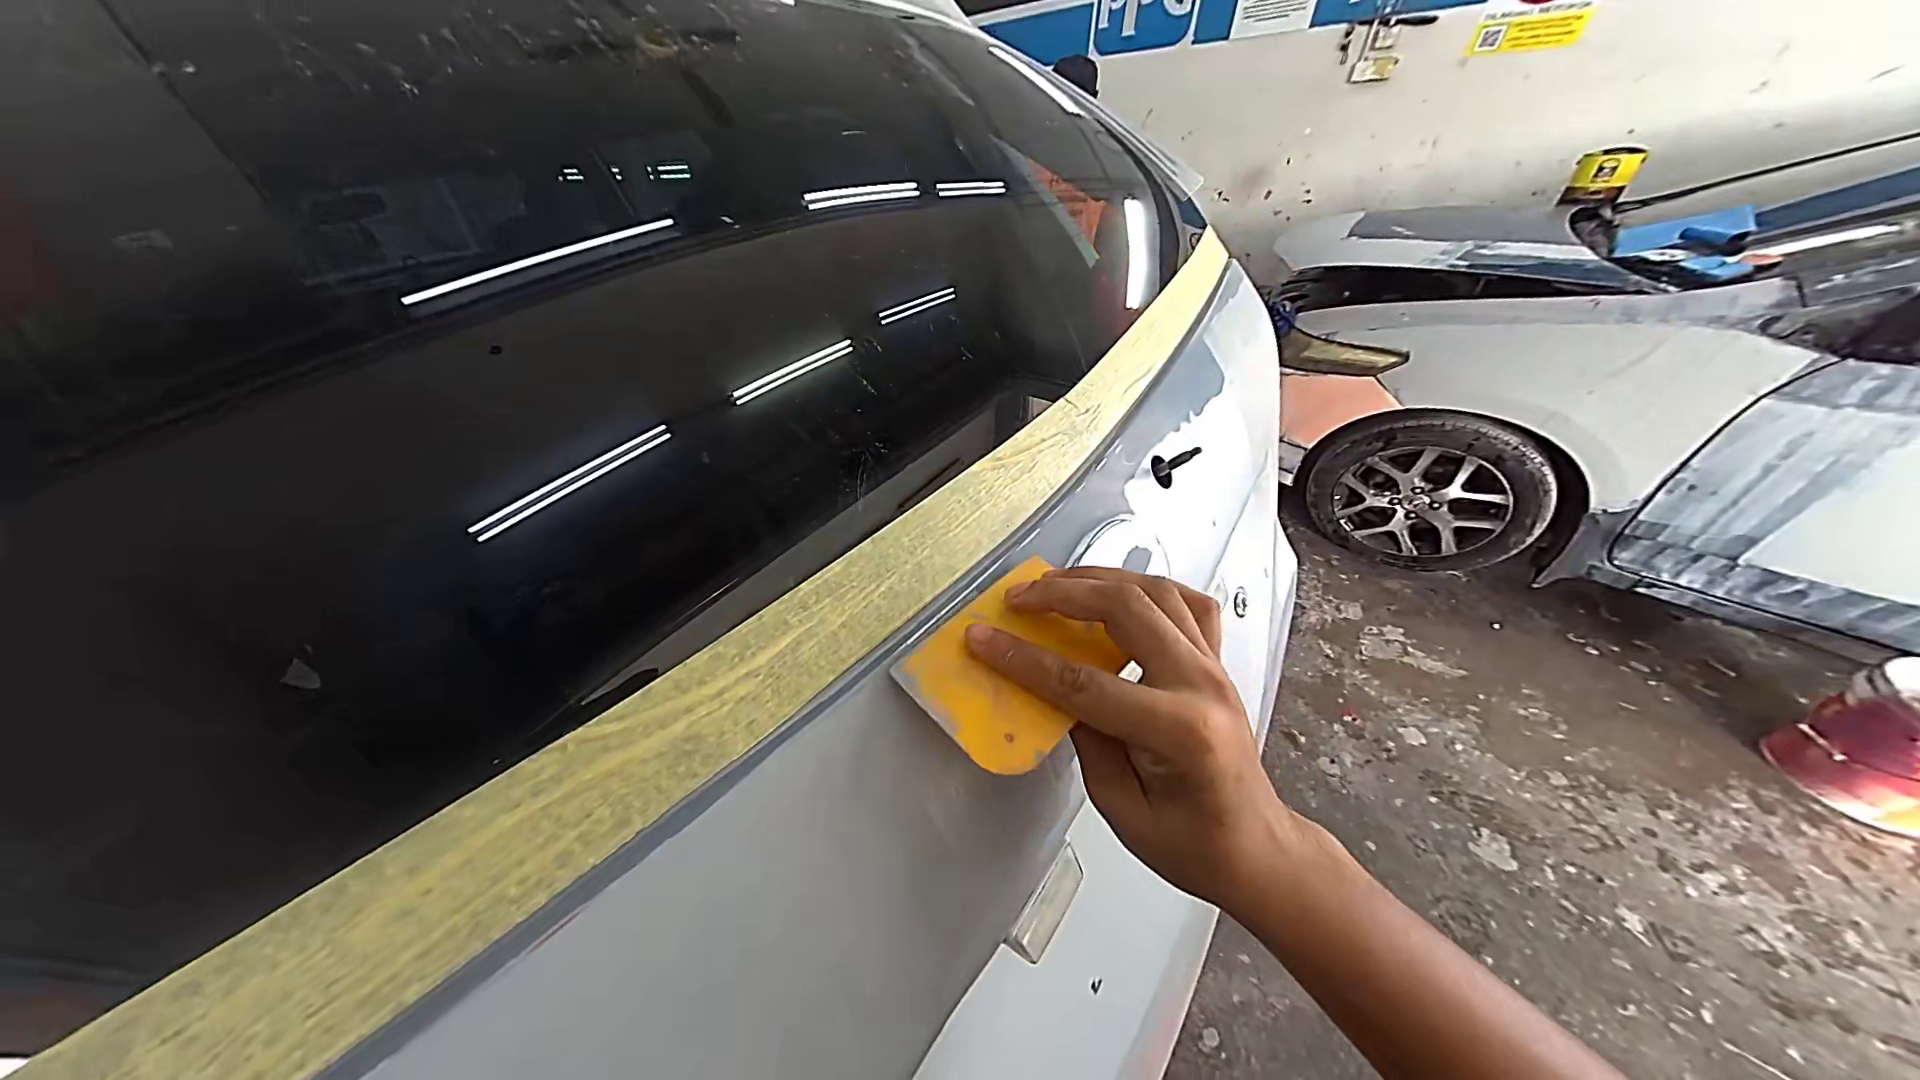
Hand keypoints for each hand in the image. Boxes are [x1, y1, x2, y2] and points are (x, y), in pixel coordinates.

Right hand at [963, 566, 1302, 908]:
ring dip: (1099, 578)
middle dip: (1061, 594)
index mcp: (1176, 729)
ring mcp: (1214, 665)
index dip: (1023, 658)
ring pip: (1155, 590)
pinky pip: (1185, 602)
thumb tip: (1051, 687)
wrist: (1255, 846)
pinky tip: (1117, 590)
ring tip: (1055, 582)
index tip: (984, 639)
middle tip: (1018, 597)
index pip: (1082, 681)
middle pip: (1125, 608)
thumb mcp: (1119, 803)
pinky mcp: (1216, 660)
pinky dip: (1146, 586)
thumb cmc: (1192, 843)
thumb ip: (1084, 737)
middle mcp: (1200, 684)